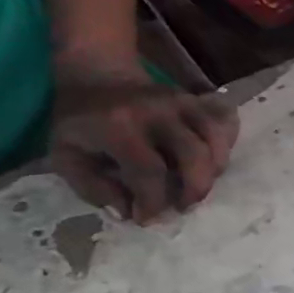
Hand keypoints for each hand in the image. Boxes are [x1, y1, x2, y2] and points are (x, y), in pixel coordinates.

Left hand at [48, 63, 238, 223]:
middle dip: (195, 188)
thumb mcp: (67, 156)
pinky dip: (227, 145)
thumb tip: (129, 212)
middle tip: (185, 205)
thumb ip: (94, 188)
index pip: (148, 170)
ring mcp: (183, 103)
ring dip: (215, 170)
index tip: (148, 218)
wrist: (99, 74)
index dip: (153, 200)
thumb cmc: (80, 121)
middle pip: (194, 155)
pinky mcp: (199, 100)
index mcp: (119, 127)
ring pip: (217, 140)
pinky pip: (227, 124)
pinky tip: (214, 159)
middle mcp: (157, 113)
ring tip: (199, 186)